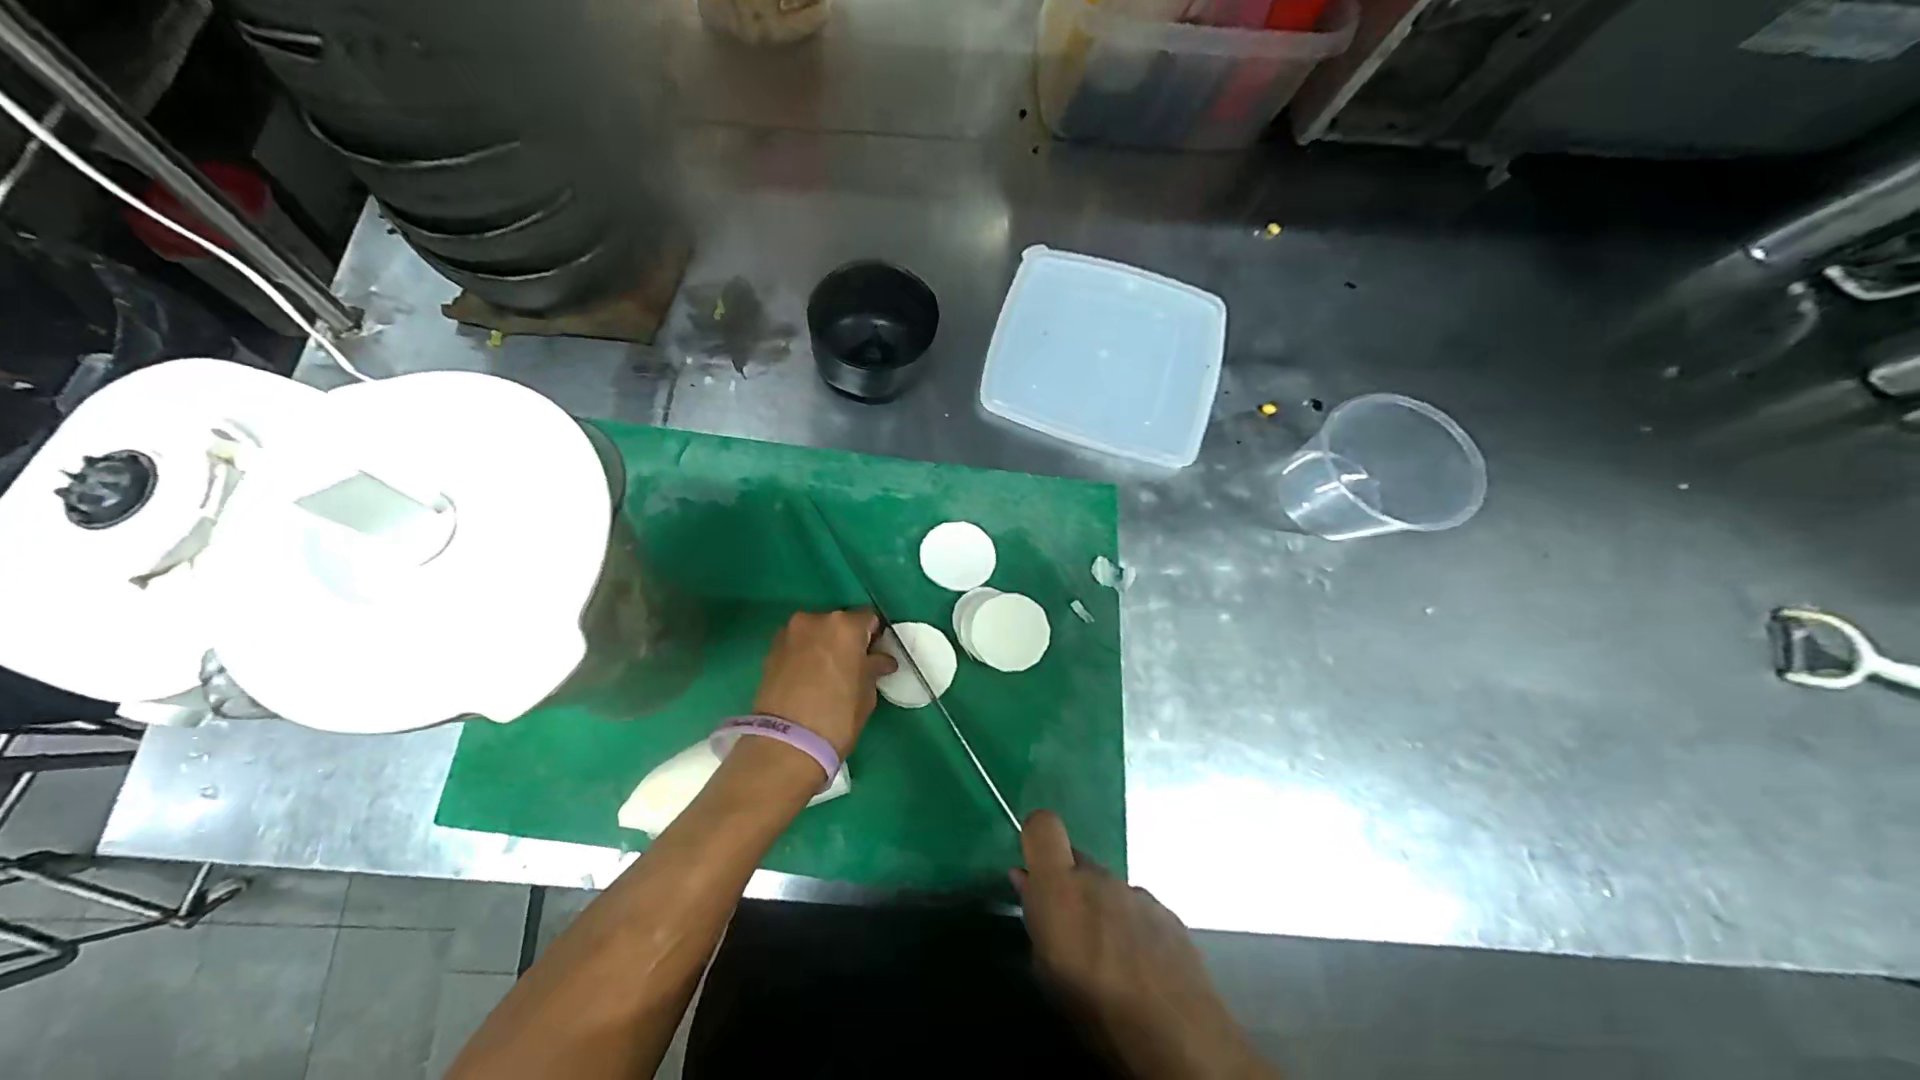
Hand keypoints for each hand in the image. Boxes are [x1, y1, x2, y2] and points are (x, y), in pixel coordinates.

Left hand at [752, 609, 896, 758]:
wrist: (786, 744)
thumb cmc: (838, 717)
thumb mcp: (867, 693)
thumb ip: (873, 667)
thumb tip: (880, 660)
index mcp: (845, 625)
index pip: (868, 618)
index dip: (873, 636)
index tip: (873, 655)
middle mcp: (815, 620)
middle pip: (838, 622)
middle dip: (846, 639)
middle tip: (851, 665)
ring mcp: (788, 633)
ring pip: (814, 632)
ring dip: (823, 645)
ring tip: (825, 673)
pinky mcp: (769, 650)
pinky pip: (796, 645)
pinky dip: (804, 654)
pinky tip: (807, 678)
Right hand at [1014, 810, 1276, 1079]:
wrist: (1176, 1034)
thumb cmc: (1094, 1006)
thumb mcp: (1045, 969)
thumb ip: (1035, 915)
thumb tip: (1026, 879)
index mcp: (1061, 885)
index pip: (1043, 824)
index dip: (1037, 839)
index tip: (1034, 871)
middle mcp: (1100, 877)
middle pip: (1078, 862)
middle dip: (1070, 887)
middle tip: (1068, 932)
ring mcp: (1137, 893)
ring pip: (1108, 888)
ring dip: (1102, 910)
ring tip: (1107, 959)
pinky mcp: (1168, 914)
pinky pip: (1137, 909)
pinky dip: (1131, 927)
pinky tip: (1138, 967)